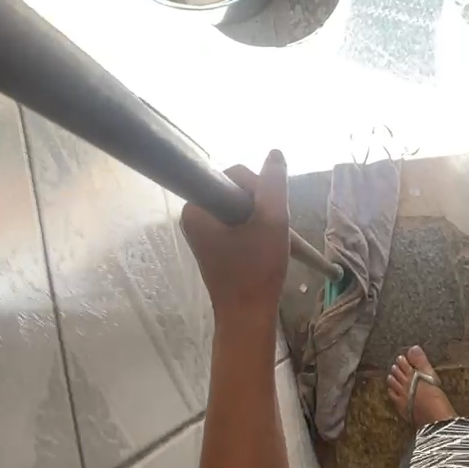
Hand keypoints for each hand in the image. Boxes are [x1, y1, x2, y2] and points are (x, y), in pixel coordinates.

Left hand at [180, 150, 289, 336]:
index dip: (259, 189)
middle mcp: (193, 215)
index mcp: (197, 207)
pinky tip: (261, 247)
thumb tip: (275, 152)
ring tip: (267, 241)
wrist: (248, 315)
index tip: (267, 214)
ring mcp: (201, 230)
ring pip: (240, 206)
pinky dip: (253, 229)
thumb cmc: (257, 269)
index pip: (235, 175)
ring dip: (260, 218)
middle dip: (260, 206)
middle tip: (270, 231)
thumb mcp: (272, 221)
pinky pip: (236, 221)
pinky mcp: (211, 242)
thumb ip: (274, 183)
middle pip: (237, 189)